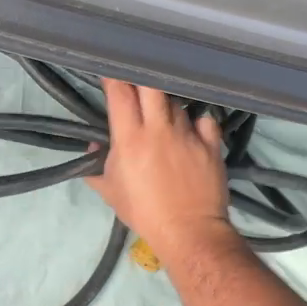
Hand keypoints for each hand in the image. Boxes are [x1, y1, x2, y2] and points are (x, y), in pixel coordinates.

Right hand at [87, 79, 236, 264]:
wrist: (188, 232)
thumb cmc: (143, 212)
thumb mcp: (109, 190)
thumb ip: (95, 164)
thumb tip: (94, 145)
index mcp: (130, 139)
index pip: (120, 93)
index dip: (114, 78)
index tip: (110, 73)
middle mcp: (159, 129)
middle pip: (151, 85)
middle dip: (142, 79)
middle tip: (137, 82)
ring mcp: (189, 134)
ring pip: (176, 103)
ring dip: (167, 104)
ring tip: (162, 114)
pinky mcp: (211, 144)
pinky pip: (205, 119)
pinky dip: (197, 120)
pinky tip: (191, 127)